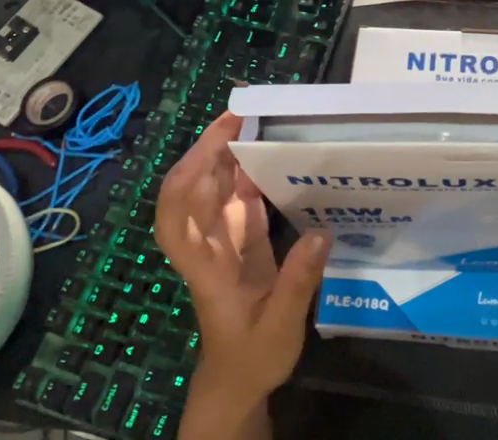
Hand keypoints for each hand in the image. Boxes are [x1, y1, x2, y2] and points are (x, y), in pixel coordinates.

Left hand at [155, 111, 328, 415]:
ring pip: (214, 192)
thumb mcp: (279, 328)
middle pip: (194, 193)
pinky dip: (248, 177)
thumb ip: (297, 283)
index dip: (184, 180)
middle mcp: (208, 248)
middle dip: (208, 151)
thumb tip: (322, 233)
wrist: (239, 382)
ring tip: (253, 124)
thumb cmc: (251, 359)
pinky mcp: (240, 245)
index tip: (209, 147)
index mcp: (206, 268)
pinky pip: (238, 203)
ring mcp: (222, 244)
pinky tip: (268, 157)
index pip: (175, 219)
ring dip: (226, 157)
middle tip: (240, 116)